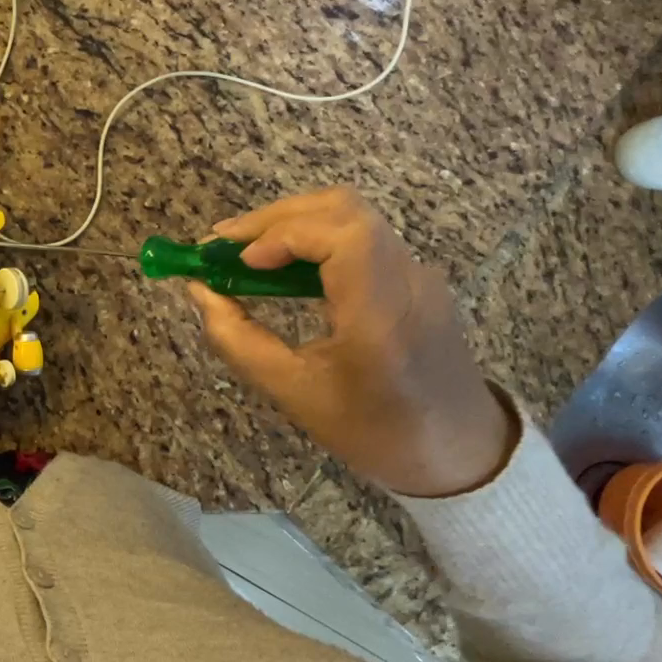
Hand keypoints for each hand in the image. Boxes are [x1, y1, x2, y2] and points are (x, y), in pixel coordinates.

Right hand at [185, 188, 515, 496]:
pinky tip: (281, 266)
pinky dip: (311, 237)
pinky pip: (359, 235)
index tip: (241, 262)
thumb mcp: (292, 392)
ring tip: (245, 252)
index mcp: (380, 315)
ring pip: (350, 214)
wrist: (462, 453)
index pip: (342, 234)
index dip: (282, 234)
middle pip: (341, 208)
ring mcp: (417, 274)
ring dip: (290, 223)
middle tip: (224, 244)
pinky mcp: (414, 277)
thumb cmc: (373, 431)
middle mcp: (407, 280)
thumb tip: (199, 290)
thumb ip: (237, 338)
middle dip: (274, 218)